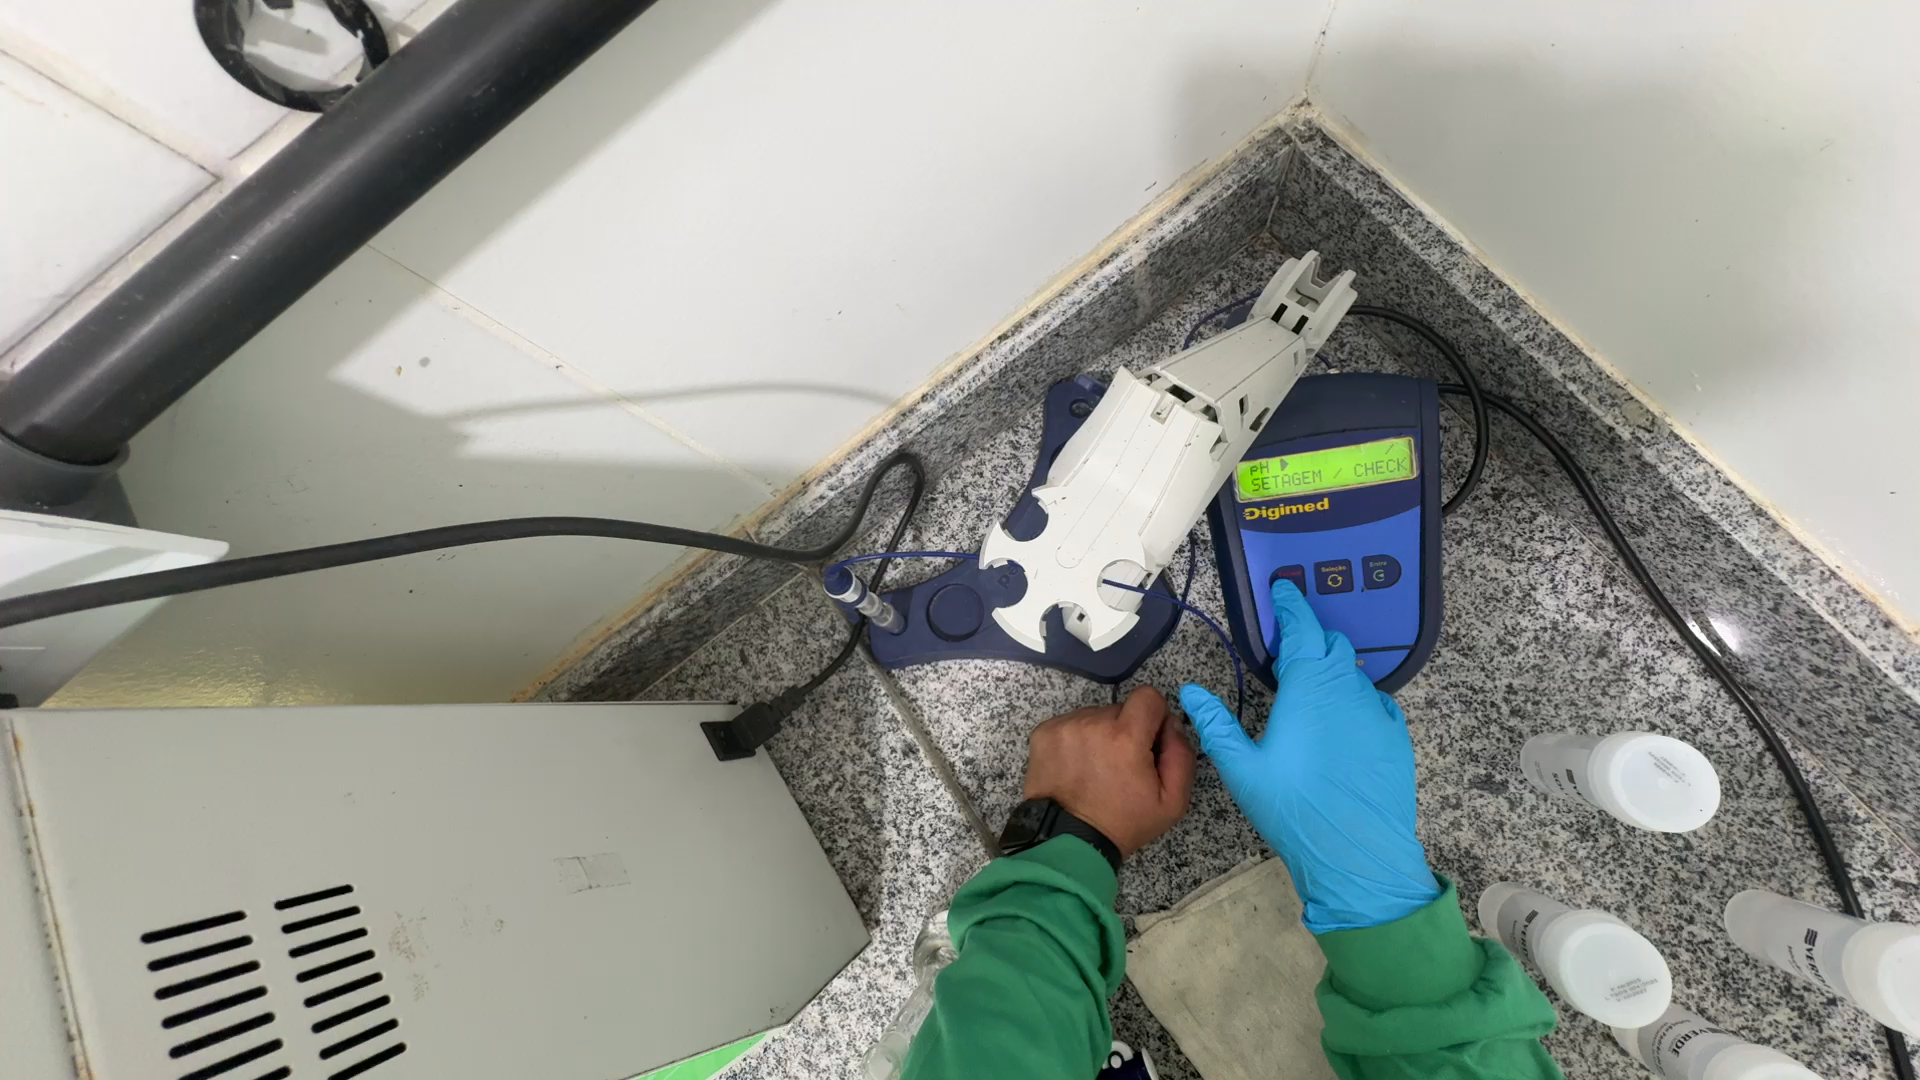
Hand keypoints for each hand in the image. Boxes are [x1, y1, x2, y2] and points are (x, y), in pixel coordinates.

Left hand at [1023, 686, 1195, 857]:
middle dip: (1125, 731)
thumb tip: (1172, 722)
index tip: (1148, 741)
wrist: (1068, 840)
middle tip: (1121, 765)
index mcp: (1125, 736)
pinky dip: (1076, 740)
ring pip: (1094, 716)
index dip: (1154, 717)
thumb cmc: (1123, 822)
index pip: (1148, 696)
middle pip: (1120, 709)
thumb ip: (1181, 754)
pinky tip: (1076, 767)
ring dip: (1099, 735)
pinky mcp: (1043, 732)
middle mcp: (1092, 722)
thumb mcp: (1172, 801)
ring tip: (1095, 769)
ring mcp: (1064, 726)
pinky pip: (1070, 724)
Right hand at [1179, 579, 1438, 932]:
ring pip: (1353, 672)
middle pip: (1332, 644)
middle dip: (1309, 637)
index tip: (1284, 590)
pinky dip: (1354, 695)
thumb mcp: (1241, 767)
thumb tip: (1191, 691)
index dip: (1292, 606)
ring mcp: (1377, 715)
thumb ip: (1215, 723)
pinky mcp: (1395, 739)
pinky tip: (1340, 717)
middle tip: (1284, 651)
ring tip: (1307, 687)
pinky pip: (1375, 700)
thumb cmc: (1293, 808)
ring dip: (1330, 668)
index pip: (1302, 631)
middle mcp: (1347, 692)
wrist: (1358, 856)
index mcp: (1309, 690)